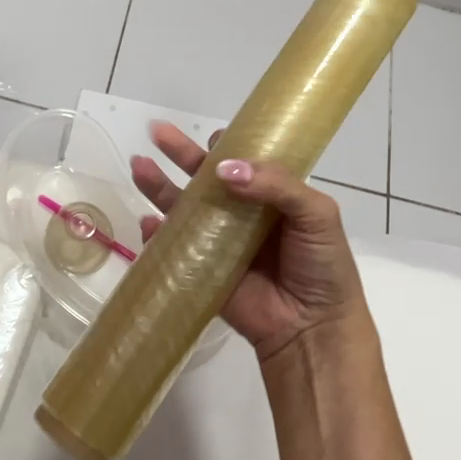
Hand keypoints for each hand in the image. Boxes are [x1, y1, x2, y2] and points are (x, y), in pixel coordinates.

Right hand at [130, 122, 369, 363]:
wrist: (313, 327)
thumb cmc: (322, 264)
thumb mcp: (317, 214)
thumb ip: (277, 185)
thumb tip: (225, 170)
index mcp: (272, 195)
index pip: (244, 160)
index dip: (228, 146)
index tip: (215, 138)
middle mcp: (242, 212)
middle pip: (204, 177)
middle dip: (180, 154)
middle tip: (157, 132)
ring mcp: (219, 242)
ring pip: (183, 207)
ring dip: (159, 187)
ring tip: (138, 167)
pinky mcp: (202, 270)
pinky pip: (173, 249)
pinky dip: (157, 235)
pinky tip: (149, 223)